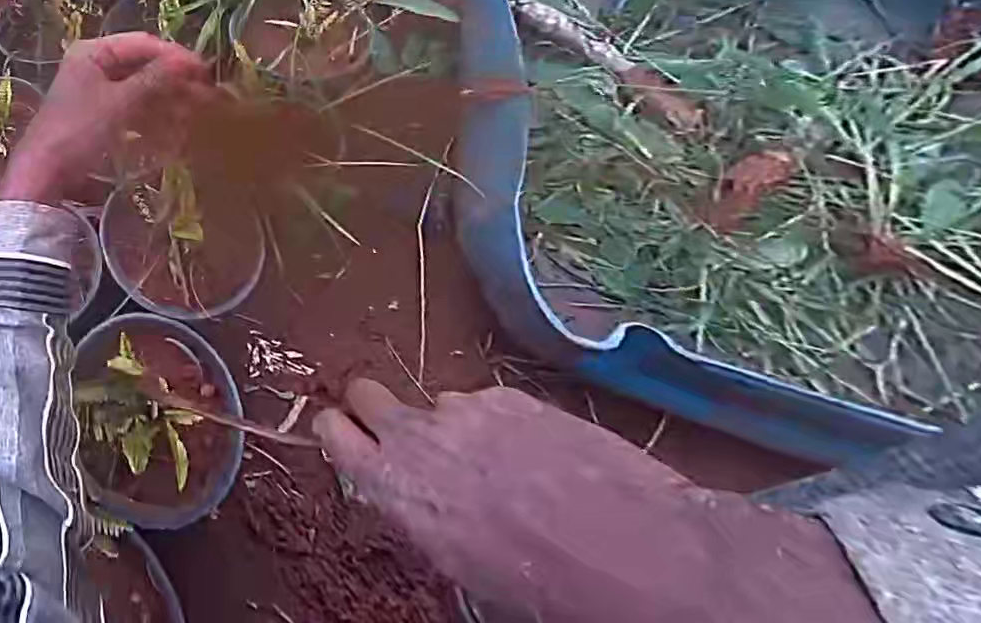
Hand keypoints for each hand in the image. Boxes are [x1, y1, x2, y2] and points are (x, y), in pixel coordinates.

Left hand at [0, 33, 213, 204]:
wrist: (44, 174)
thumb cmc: (78, 131)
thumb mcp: (120, 103)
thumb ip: (155, 79)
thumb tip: (190, 61)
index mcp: (92, 51)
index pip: (142, 43)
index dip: (175, 56)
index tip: (205, 72)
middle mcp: (93, 64)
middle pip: (143, 66)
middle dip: (174, 81)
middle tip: (207, 95)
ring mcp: (95, 90)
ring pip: (141, 88)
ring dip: (168, 100)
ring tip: (197, 113)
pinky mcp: (98, 115)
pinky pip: (132, 108)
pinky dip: (153, 115)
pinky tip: (176, 127)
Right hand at [313, 379, 878, 622]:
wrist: (649, 557)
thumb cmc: (552, 588)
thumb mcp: (466, 567)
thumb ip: (422, 513)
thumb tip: (419, 495)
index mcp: (395, 485)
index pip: (331, 430)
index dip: (338, 430)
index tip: (350, 436)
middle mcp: (414, 436)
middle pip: (363, 392)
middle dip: (375, 408)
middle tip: (411, 437)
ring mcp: (459, 408)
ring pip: (435, 404)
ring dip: (453, 426)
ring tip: (507, 464)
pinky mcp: (505, 395)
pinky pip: (485, 403)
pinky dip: (501, 423)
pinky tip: (543, 456)